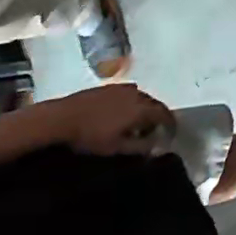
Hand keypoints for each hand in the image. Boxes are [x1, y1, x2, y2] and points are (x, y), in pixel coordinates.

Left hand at [40, 84, 175, 155]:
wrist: (64, 117)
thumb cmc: (92, 136)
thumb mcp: (117, 147)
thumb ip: (140, 147)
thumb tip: (158, 146)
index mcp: (140, 108)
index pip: (164, 113)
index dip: (171, 124)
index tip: (171, 134)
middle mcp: (136, 94)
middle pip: (155, 104)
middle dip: (158, 117)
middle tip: (154, 132)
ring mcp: (122, 88)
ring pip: (142, 97)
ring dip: (145, 109)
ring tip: (138, 124)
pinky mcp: (110, 86)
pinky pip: (130, 93)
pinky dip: (133, 103)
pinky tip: (123, 114)